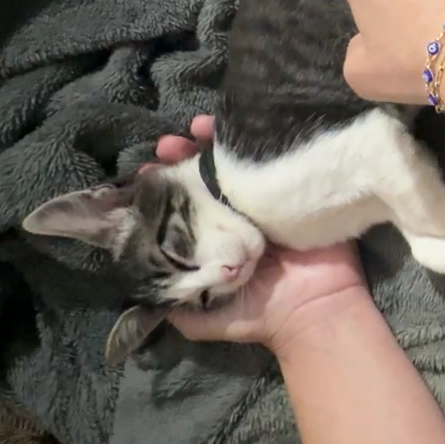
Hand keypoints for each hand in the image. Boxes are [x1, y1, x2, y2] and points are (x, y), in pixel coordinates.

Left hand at [145, 116, 374, 351]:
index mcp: (210, 238)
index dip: (161, 186)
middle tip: (168, 145)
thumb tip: (130, 275)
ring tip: (196, 127)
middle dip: (183, 156)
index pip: (179, 204)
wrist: (315, 307)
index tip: (145, 172)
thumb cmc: (258, 313)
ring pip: (236, 162)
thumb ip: (166, 297)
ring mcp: (266, 199)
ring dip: (215, 142)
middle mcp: (235, 215)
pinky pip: (276, 159)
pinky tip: (242, 127)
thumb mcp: (197, 316)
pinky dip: (260, 141)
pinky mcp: (295, 189)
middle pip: (204, 176)